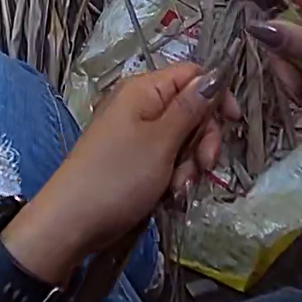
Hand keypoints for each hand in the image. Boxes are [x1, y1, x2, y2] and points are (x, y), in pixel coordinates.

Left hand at [4, 64, 228, 275]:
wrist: (67, 227)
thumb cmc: (117, 177)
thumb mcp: (162, 141)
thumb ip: (192, 107)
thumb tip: (217, 75)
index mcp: (144, 89)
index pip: (193, 74)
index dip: (217, 94)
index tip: (233, 123)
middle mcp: (140, 104)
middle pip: (192, 108)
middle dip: (203, 138)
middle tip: (205, 164)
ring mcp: (136, 132)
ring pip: (183, 137)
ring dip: (190, 162)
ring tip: (179, 186)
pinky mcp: (134, 158)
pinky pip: (167, 157)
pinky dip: (174, 174)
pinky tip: (169, 194)